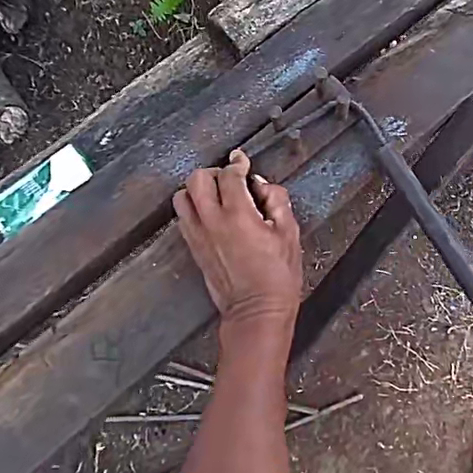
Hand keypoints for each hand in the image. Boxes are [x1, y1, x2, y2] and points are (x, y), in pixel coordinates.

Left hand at [173, 149, 302, 328]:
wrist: (256, 311)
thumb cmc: (277, 277)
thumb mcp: (289, 234)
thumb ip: (277, 201)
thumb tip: (262, 186)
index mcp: (238, 214)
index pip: (229, 175)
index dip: (237, 164)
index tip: (242, 161)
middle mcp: (212, 221)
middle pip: (197, 179)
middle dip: (214, 174)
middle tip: (230, 180)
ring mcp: (199, 236)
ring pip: (182, 197)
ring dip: (197, 190)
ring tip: (216, 196)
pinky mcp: (194, 249)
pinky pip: (183, 218)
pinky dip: (193, 209)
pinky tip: (211, 215)